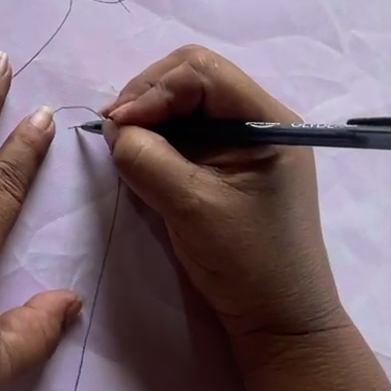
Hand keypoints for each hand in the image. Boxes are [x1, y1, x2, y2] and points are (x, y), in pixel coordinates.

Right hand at [101, 45, 347, 343]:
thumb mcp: (188, 205)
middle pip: (189, 74)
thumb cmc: (245, 261)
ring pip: (180, 95)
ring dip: (146, 111)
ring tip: (124, 141)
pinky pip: (180, 123)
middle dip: (146, 94)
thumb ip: (145, 156)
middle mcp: (255, 118)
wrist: (276, 320)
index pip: (200, 70)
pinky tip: (138, 152)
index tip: (120, 125)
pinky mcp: (222, 156)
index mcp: (266, 121)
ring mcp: (239, 137)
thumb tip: (113, 127)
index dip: (153, 89)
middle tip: (116, 128)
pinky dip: (153, 130)